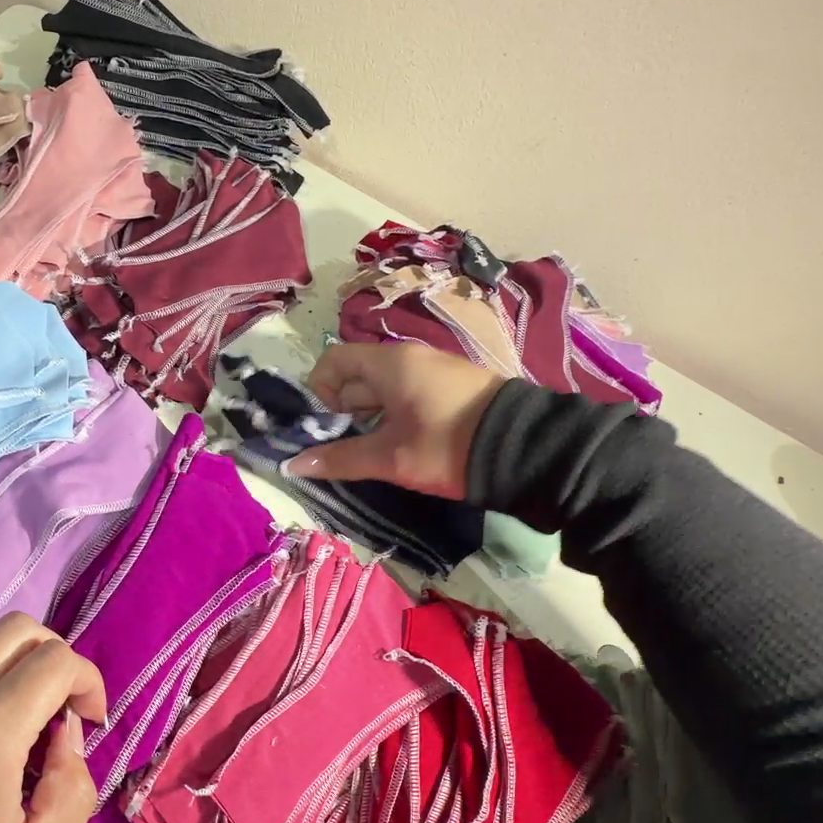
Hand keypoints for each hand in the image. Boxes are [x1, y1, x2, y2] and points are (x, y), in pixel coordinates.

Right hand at [283, 341, 506, 499]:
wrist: (530, 451)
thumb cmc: (447, 446)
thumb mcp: (391, 458)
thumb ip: (340, 459)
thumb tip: (292, 464)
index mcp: (389, 363)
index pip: (332, 360)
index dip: (320, 391)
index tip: (331, 425)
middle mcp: (409, 357)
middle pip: (356, 376)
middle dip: (346, 411)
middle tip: (357, 445)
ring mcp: (435, 369)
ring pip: (383, 388)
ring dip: (372, 417)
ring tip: (385, 449)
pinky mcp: (454, 386)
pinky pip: (409, 393)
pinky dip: (398, 415)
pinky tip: (410, 444)